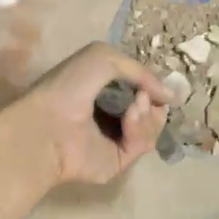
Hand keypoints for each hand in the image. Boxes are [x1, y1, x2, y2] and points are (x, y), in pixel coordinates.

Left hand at [0, 42, 172, 188]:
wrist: (47, 125)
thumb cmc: (68, 87)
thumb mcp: (103, 58)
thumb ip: (140, 70)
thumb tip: (170, 95)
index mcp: (103, 90)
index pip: (140, 88)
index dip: (152, 84)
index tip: (159, 83)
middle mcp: (111, 114)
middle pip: (152, 108)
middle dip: (154, 98)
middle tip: (144, 95)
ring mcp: (116, 139)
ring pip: (153, 126)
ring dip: (149, 112)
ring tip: (136, 105)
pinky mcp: (120, 160)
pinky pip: (145, 143)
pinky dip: (141, 127)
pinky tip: (130, 117)